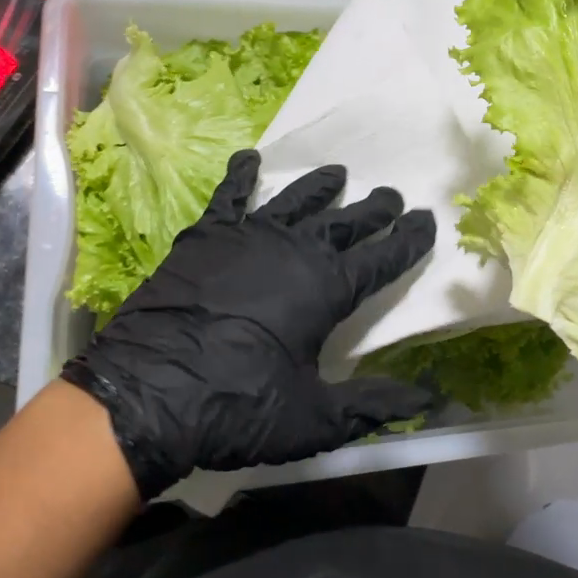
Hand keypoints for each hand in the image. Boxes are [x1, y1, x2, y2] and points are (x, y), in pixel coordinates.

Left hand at [62, 150, 437, 497]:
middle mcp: (294, 252)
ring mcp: (248, 238)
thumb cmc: (239, 407)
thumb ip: (372, 405)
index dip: (408, 241)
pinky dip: (241, 176)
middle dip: (374, 209)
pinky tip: (249, 158)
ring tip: (338, 173)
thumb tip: (429, 400)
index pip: (382, 259)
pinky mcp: (205, 238)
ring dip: (319, 187)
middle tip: (393, 195)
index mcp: (326, 290)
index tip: (427, 221)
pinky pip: (229, 197)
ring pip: (295, 201)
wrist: (148, 393)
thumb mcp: (315, 418)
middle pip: (345, 223)